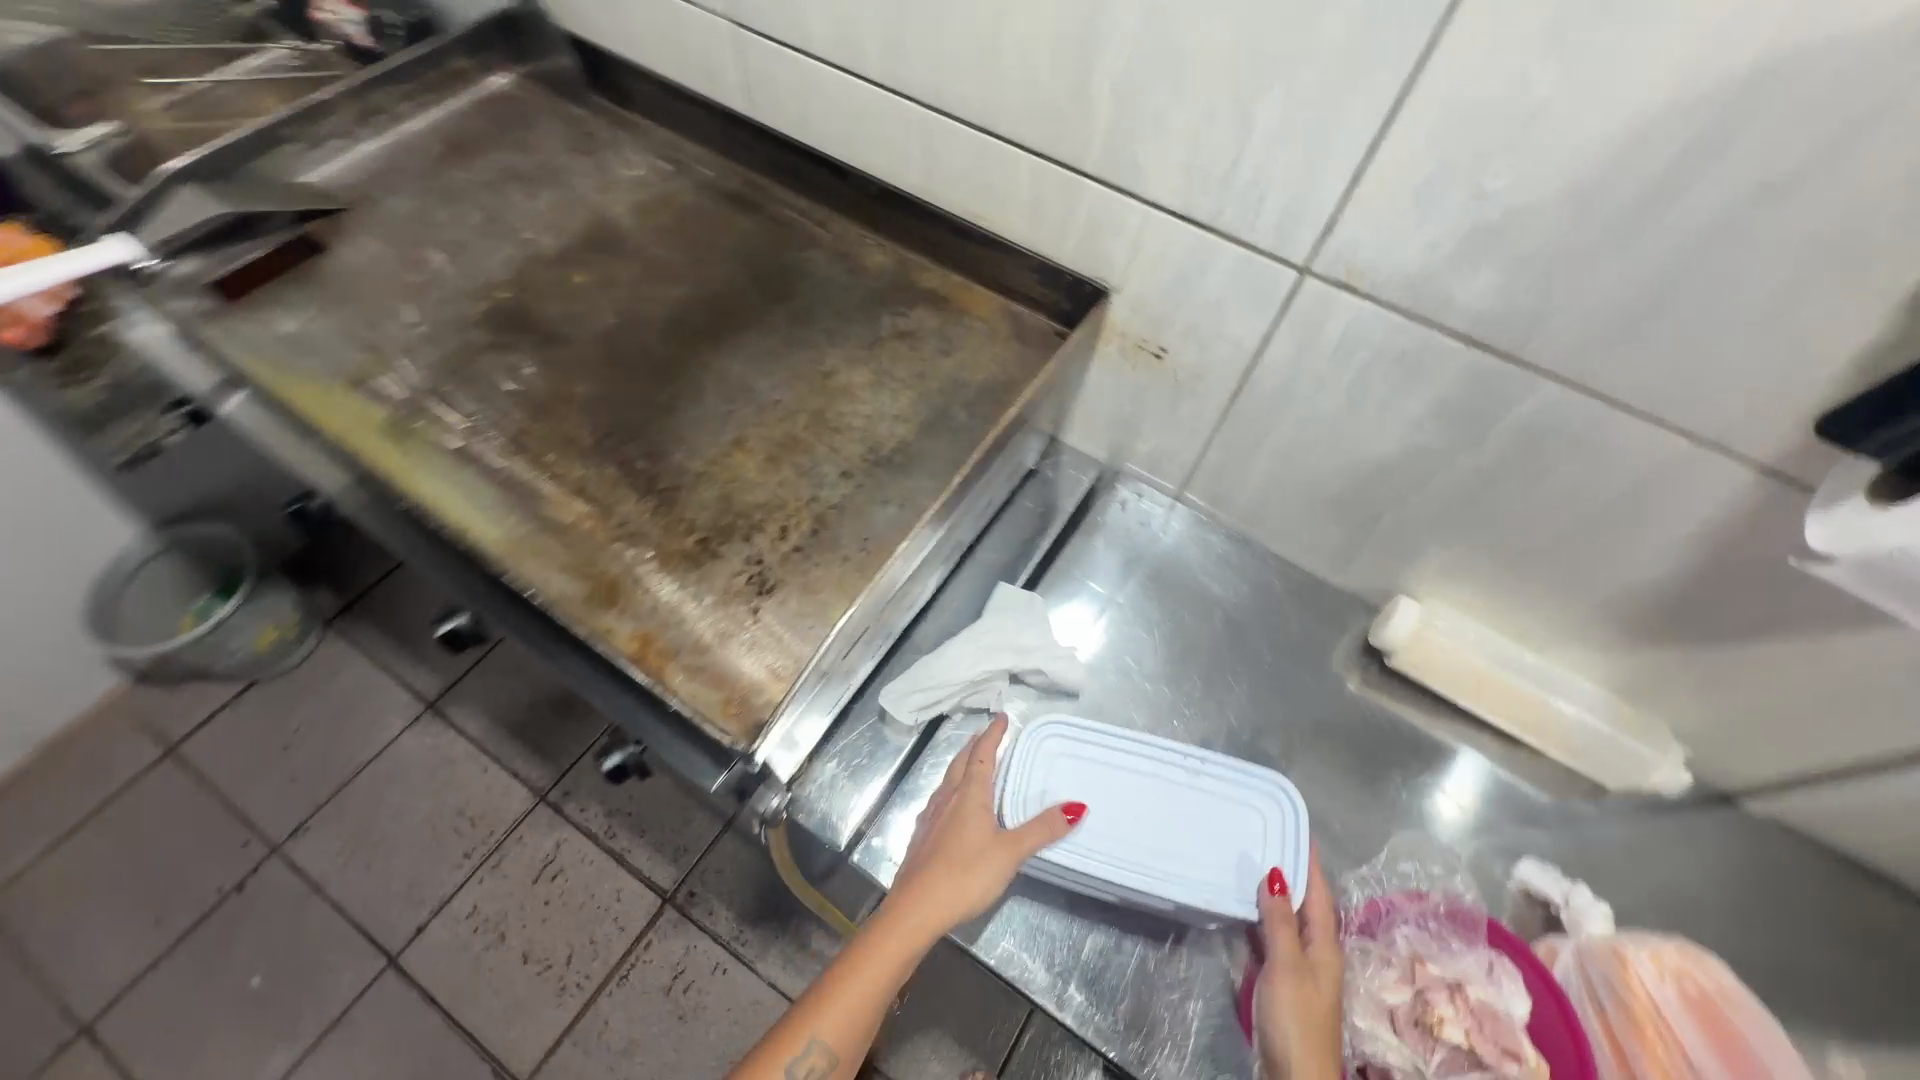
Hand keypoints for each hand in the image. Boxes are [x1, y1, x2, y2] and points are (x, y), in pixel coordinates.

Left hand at [881, 714, 1081, 940]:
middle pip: (961, 763)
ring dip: (960, 766)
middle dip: (974, 745)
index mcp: (969, 795)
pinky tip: (950, 806)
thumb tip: (1077, 805)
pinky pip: (938, 801)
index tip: (1001, 717)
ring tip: (970, 762)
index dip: (993, 735)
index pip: (983, 755)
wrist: (916, 907)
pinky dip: (949, 791)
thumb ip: (1042, 829)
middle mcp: (947, 799)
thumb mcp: (1010, 852)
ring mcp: (931, 817)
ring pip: (946, 780)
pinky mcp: (922, 837)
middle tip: (985, 734)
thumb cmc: (965, 874)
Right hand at [1253, 851, 1344, 1079]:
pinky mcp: (1282, 986)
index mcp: (1325, 945)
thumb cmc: (1295, 1019)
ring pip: (1286, 923)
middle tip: (1265, 839)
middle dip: (1289, 874)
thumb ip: (1280, 921)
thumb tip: (1277, 874)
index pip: (1318, 893)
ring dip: (1272, 898)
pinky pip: (1272, 942)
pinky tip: (1241, 914)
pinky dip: (1259, 923)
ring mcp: (1299, 971)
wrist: (1296, 1078)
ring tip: (1249, 867)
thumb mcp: (1287, 965)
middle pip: (1304, 906)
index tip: (1297, 830)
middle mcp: (1316, 953)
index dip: (1309, 863)